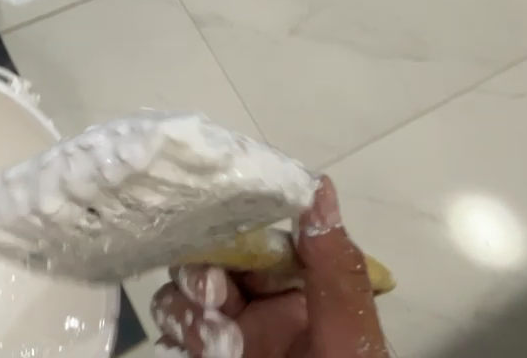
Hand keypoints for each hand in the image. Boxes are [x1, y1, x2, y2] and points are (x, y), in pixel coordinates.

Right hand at [151, 177, 388, 357]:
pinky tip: (197, 347)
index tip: (217, 211)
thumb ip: (333, 273)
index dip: (240, 218)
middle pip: (218, 253)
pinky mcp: (205, 352)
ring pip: (190, 284)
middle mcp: (269, 306)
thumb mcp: (348, 347)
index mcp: (311, 294)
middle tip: (215, 292)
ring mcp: (234, 333)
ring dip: (190, 300)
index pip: (267, 233)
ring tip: (212, 335)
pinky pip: (177, 322)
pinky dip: (180, 327)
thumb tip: (318, 185)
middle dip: (206, 262)